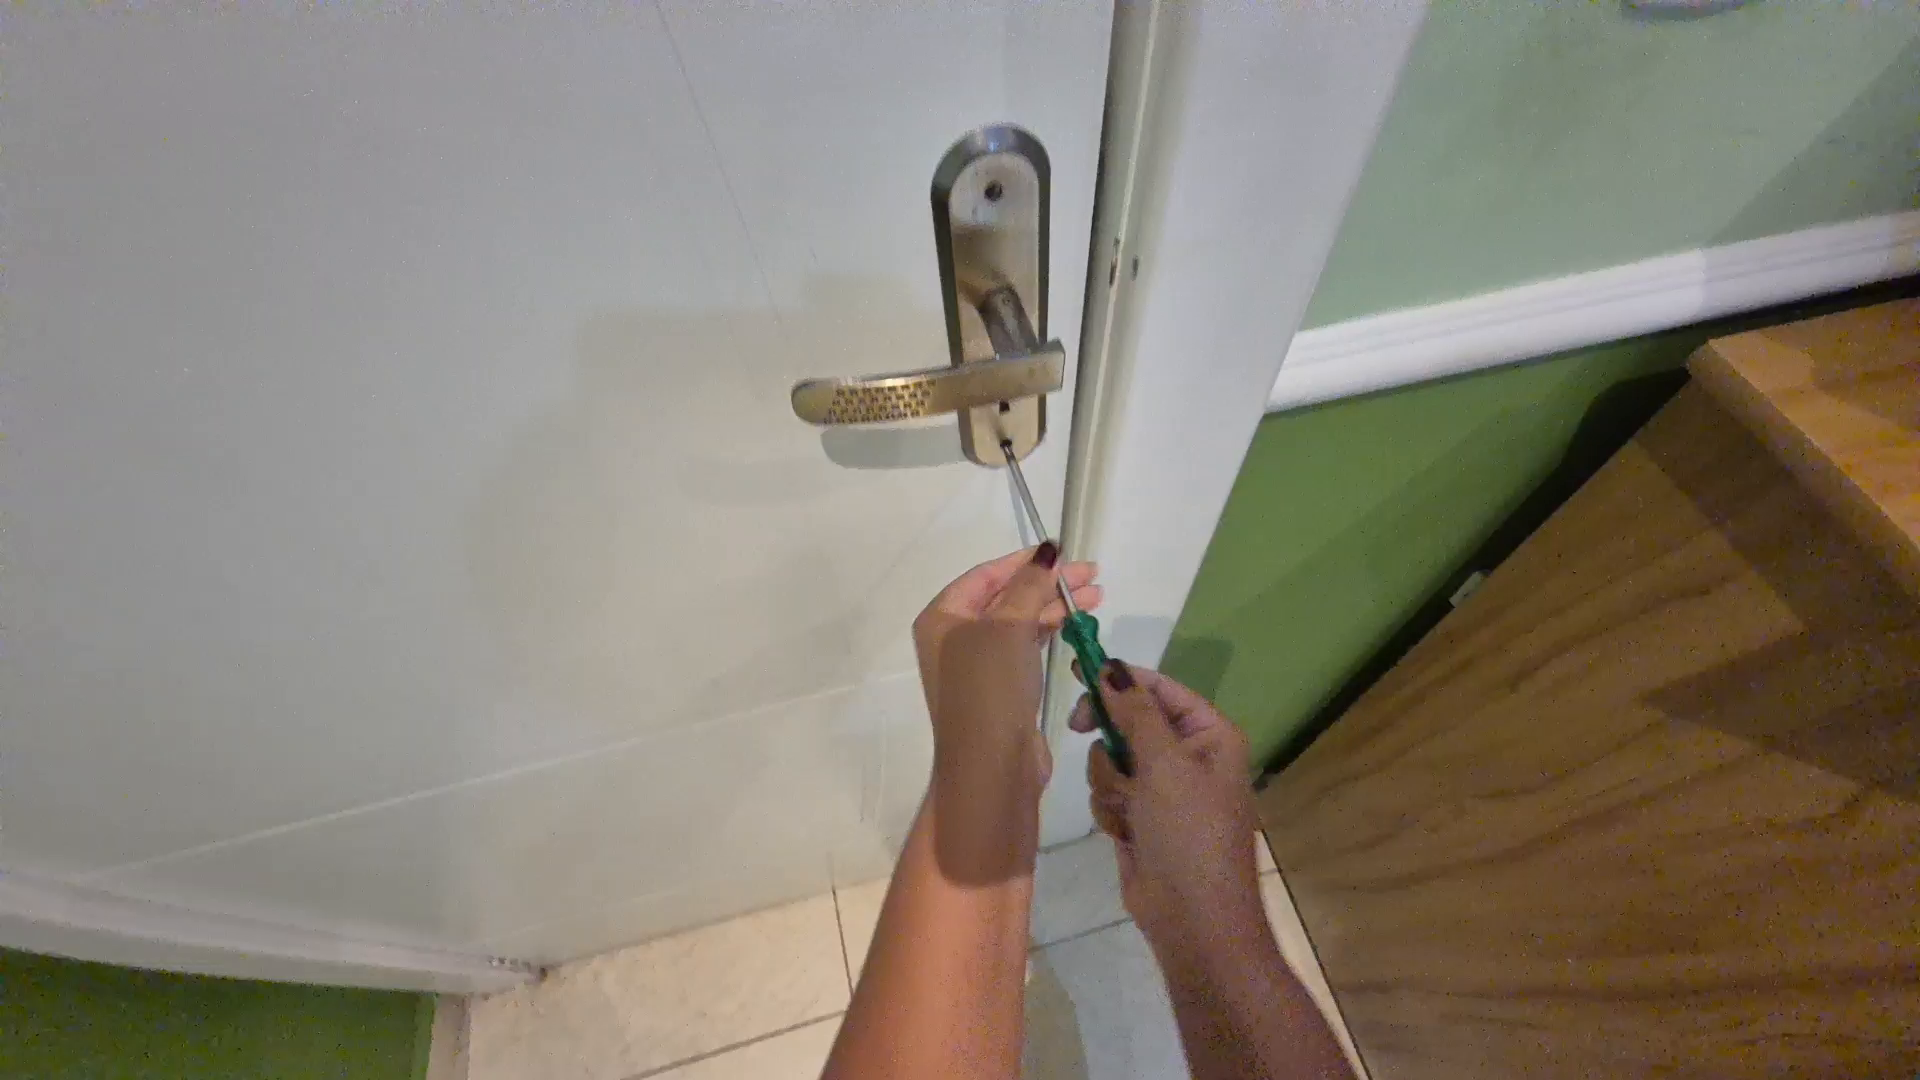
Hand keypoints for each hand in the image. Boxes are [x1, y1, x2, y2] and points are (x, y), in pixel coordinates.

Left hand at [913, 543, 1099, 787]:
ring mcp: (977, 665)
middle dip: (1047, 584)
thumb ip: (1030, 585)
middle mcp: (954, 638)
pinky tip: (1078, 623)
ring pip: (1020, 622)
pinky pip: (1026, 647)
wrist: (991, 766)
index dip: (1024, 561)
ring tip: (1098, 596)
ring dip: (1055, 607)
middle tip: (1092, 575)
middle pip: (1005, 597)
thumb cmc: (990, 687)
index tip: (1062, 551)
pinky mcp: (1001, 687)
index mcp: (942, 617)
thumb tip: (1048, 550)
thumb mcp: (1009, 627)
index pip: (985, 575)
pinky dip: (1051, 632)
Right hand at [1071, 663, 1266, 960]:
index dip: (1119, 677)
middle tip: (1079, 728)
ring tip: (1128, 808)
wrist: (1193, 922)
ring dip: (1110, 780)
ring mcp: (1161, 787)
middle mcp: (1186, 755)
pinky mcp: (1139, 815)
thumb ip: (1134, 711)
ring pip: (1111, 756)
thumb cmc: (1189, 833)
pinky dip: (1110, 807)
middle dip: (1108, 733)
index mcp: (1208, 735)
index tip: (1078, 667)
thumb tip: (1111, 666)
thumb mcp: (1165, 764)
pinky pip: (1107, 790)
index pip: (1158, 688)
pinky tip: (1125, 831)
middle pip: (1129, 719)